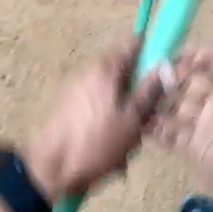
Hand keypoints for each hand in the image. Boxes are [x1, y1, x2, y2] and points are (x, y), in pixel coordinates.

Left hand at [25, 38, 163, 198]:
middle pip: (122, 70)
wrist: (48, 168)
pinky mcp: (66, 104)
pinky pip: (95, 104)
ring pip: (109, 91)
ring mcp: (74, 86)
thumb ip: (148, 91)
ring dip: (122, 109)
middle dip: (137, 90)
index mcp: (105, 67)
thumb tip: (163, 65)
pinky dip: (106, 119)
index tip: (164, 72)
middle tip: (148, 117)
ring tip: (127, 141)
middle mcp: (88, 69)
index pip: (133, 43)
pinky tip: (110, 147)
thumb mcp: (131, 121)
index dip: (152, 52)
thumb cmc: (95, 143)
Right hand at [148, 42, 212, 211]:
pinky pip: (172, 134)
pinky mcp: (195, 148)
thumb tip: (202, 45)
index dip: (185, 59)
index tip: (165, 57)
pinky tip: (139, 126)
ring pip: (175, 109)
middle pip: (186, 85)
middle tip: (145, 81)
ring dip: (157, 104)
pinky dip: (156, 130)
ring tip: (136, 101)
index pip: (204, 63)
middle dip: (167, 81)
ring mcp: (205, 125)